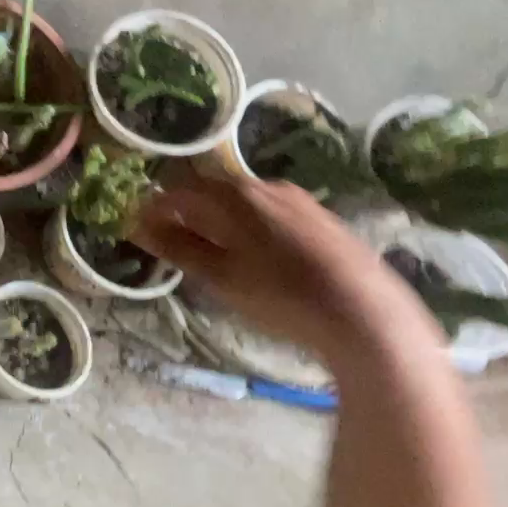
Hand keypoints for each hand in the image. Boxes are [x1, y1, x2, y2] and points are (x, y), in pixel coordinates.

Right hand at [132, 177, 443, 366]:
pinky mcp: (324, 221)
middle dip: (186, 213)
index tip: (138, 230)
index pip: (178, 190)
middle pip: (211, 191)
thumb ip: (176, 247)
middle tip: (172, 243)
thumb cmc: (282, 297)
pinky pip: (269, 214)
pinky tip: (254, 259)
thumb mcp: (219, 277)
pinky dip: (248, 228)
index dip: (153, 208)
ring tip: (211, 254)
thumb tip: (137, 225)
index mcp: (235, 195)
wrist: (370, 319)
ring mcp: (300, 202)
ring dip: (218, 221)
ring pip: (242, 203)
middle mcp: (266, 187)